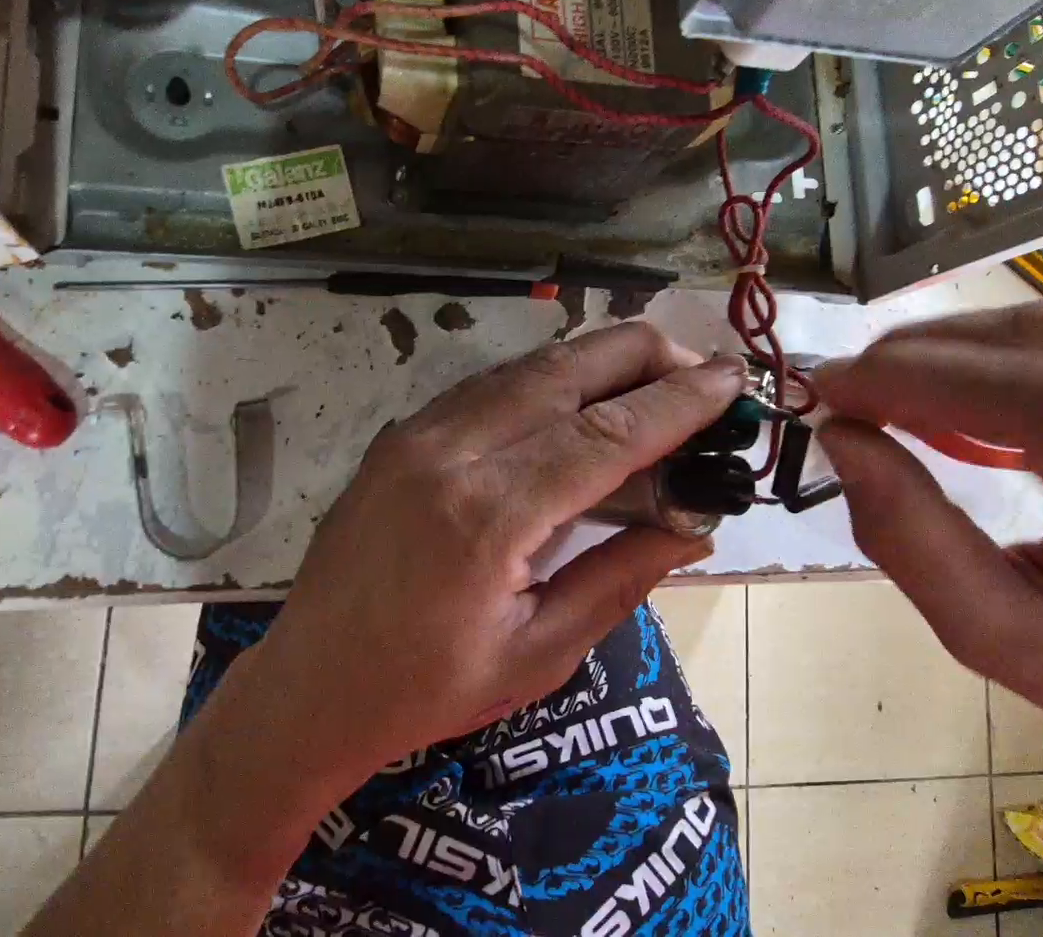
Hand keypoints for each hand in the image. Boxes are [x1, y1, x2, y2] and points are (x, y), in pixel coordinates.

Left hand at [243, 322, 744, 785]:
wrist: (311, 684)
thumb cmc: (425, 689)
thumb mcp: (538, 652)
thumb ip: (620, 577)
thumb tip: (695, 527)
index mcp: (488, 516)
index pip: (604, 434)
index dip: (677, 401)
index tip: (731, 380)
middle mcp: (448, 453)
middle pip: (563, 371)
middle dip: (643, 354)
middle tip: (702, 365)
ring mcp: (413, 436)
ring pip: (522, 369)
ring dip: (594, 361)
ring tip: (652, 376)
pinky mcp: (396, 437)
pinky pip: (484, 388)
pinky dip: (542, 380)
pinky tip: (575, 399)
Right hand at [814, 302, 1042, 772]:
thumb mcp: (995, 639)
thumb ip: (912, 540)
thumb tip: (842, 436)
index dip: (929, 383)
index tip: (832, 388)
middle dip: (926, 355)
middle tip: (842, 387)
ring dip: (953, 347)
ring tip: (882, 387)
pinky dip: (995, 357)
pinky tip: (950, 392)